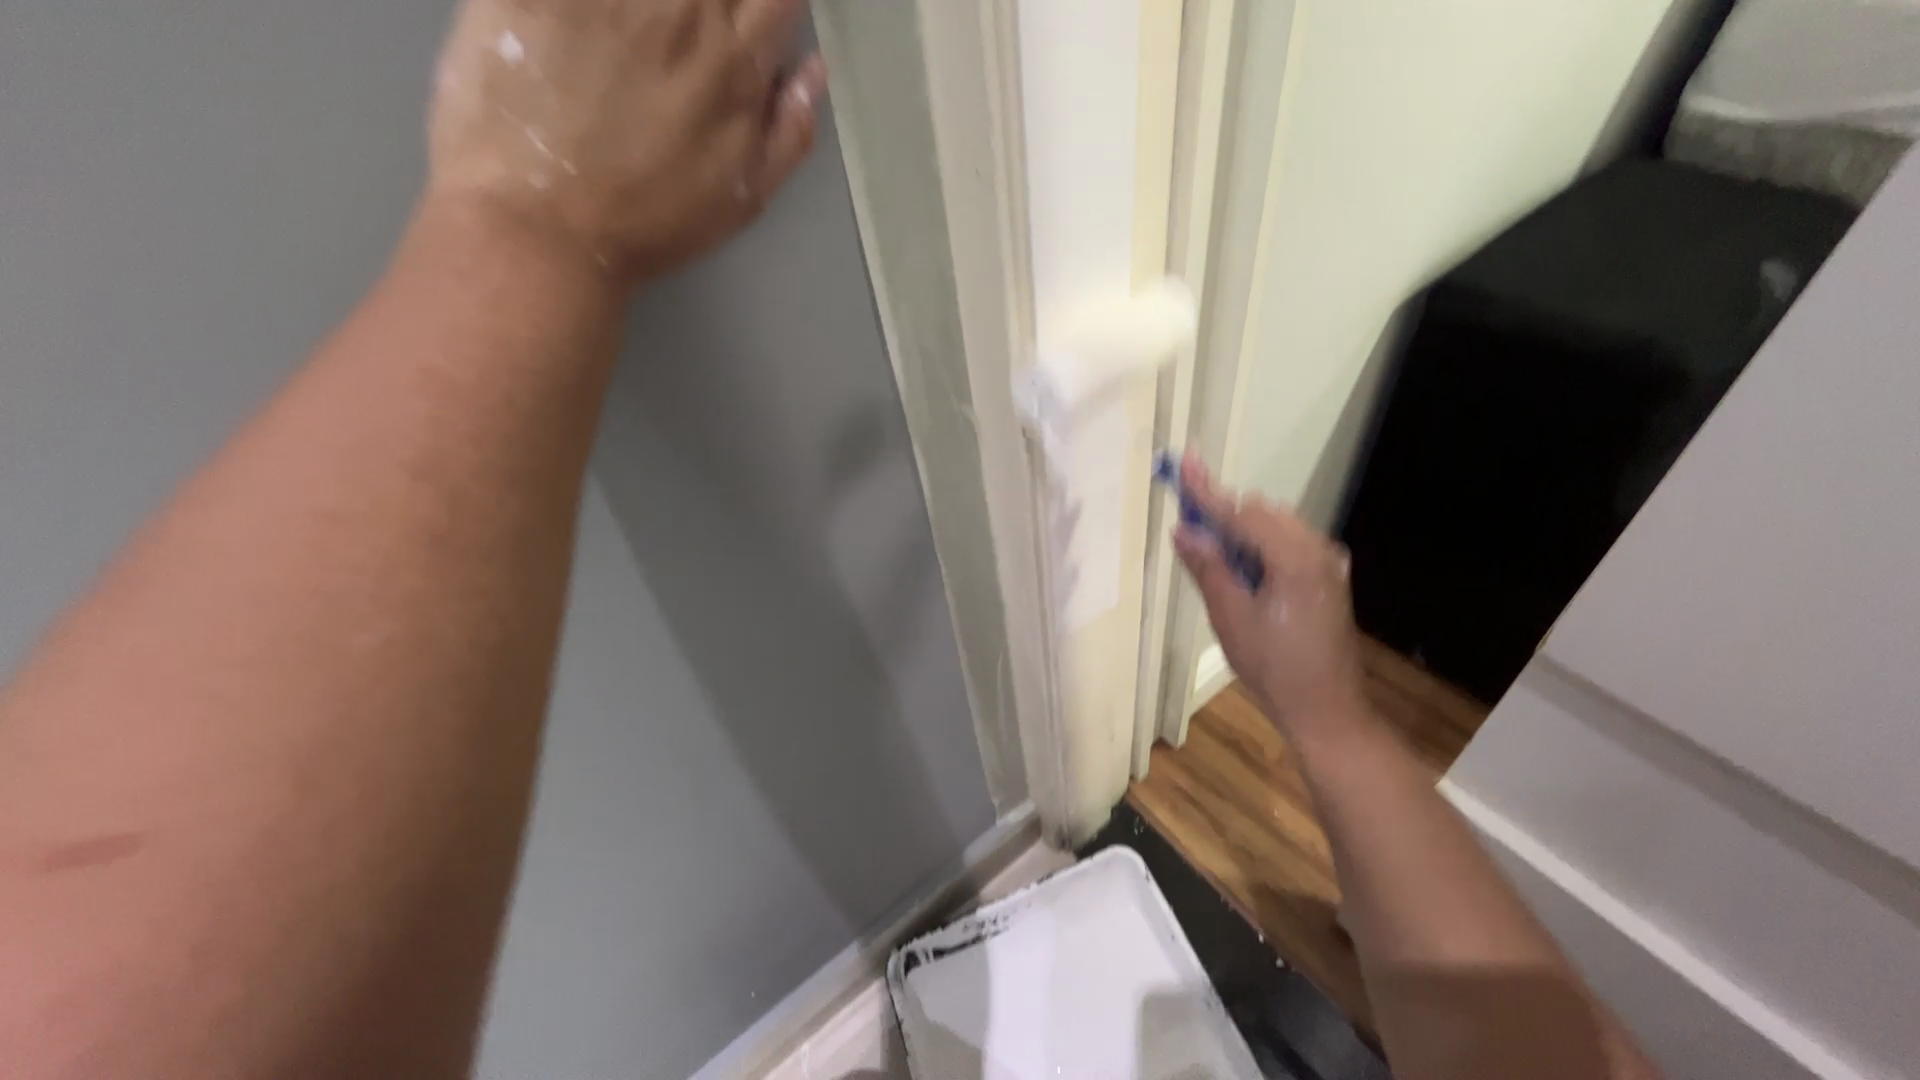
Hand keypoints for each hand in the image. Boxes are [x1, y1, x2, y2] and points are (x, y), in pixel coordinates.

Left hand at [427, 0, 825, 282]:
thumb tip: (814, 69)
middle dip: (715, 2)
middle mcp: (682, 11)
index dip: (770, 2)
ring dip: (657, 2)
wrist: (542, 228)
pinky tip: (589, 16)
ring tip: (642, 28)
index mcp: (736, 64)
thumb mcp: (742, 198)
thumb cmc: (649, 223)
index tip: (755, 17)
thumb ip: (789, 133)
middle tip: (691, 30)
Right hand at [1173, 453, 1369, 740]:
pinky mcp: (1329, 577)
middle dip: (1224, 513)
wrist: (1326, 708)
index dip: (1208, 491)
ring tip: (1215, 559)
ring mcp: (1328, 563)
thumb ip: (1209, 567)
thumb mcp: (1231, 618)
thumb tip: (1184, 530)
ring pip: (1276, 525)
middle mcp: (1317, 550)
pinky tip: (1245, 570)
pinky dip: (1262, 545)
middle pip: (1261, 512)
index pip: (1241, 513)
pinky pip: (1290, 543)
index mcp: (1293, 558)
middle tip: (1190, 531)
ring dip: (1242, 531)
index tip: (1185, 462)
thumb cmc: (1273, 668)